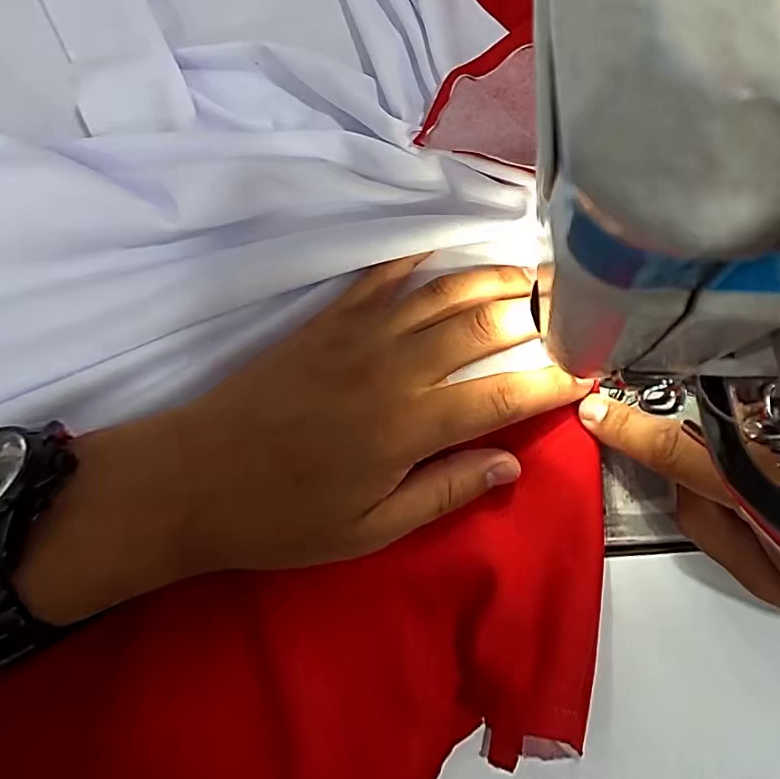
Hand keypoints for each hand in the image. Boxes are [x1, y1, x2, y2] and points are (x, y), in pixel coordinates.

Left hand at [22, 255, 595, 621]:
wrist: (191, 479)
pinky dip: (418, 257)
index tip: (588, 371)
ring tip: (530, 272)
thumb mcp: (370, 530)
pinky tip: (443, 248)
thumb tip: (512, 464)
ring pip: (444, 290)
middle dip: (537, 312)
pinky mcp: (332, 317)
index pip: (503, 393)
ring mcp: (362, 332)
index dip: (553, 381)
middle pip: (484, 324)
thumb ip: (446, 490)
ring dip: (493, 277)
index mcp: (409, 424)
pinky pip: (385, 275)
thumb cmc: (284, 515)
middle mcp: (396, 367)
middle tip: (571, 304)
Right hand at [578, 393, 779, 636]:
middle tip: (696, 432)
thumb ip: (709, 527)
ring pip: (748, 383)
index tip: (598, 409)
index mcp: (760, 483)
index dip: (628, 424)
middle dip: (689, 411)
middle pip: (707, 401)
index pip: (672, 443)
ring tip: (772, 442)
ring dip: (738, 402)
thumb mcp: (772, 579)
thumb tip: (680, 481)